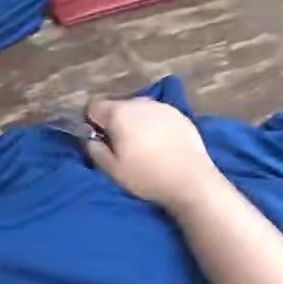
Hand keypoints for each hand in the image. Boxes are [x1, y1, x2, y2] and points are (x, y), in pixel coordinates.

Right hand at [83, 97, 225, 210]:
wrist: (192, 181)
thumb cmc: (147, 176)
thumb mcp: (112, 170)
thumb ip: (95, 149)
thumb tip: (90, 138)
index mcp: (119, 113)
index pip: (93, 108)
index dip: (93, 125)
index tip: (102, 143)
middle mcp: (140, 102)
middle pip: (118, 108)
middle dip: (116, 124)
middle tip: (124, 149)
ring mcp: (163, 106)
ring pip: (139, 110)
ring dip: (137, 124)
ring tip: (146, 148)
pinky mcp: (181, 115)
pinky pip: (158, 116)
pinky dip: (156, 126)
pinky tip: (163, 146)